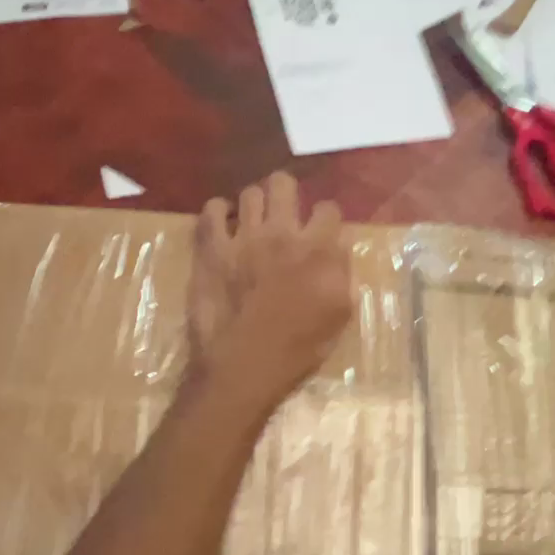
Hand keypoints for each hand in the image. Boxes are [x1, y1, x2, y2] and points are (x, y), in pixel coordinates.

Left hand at [189, 172, 350, 405]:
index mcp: (319, 251)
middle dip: (285, 194)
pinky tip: (223, 226)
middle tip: (282, 214)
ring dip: (253, 204)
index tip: (319, 231)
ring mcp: (243, 238)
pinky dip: (218, 213)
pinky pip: (212, 210)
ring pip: (249, 193)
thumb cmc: (296, 352)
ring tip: (251, 222)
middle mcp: (282, 234)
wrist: (242, 369)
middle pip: (283, 184)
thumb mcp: (338, 318)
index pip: (329, 208)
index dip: (325, 218)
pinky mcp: (211, 250)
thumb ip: (343, 276)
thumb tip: (339, 249)